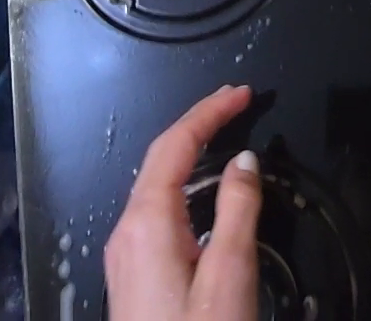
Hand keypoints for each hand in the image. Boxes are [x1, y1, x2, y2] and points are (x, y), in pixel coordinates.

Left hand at [106, 86, 262, 320]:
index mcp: (147, 223)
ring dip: (191, 150)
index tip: (243, 94)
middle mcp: (127, 232)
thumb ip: (237, 209)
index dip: (209, 112)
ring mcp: (126, 255)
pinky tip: (208, 187)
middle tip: (239, 103)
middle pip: (160, 156)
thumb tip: (244, 160)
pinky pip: (158, 207)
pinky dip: (185, 180)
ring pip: (157, 182)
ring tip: (227, 132)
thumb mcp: (229, 277)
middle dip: (199, 122)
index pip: (175, 145)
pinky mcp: (134, 274)